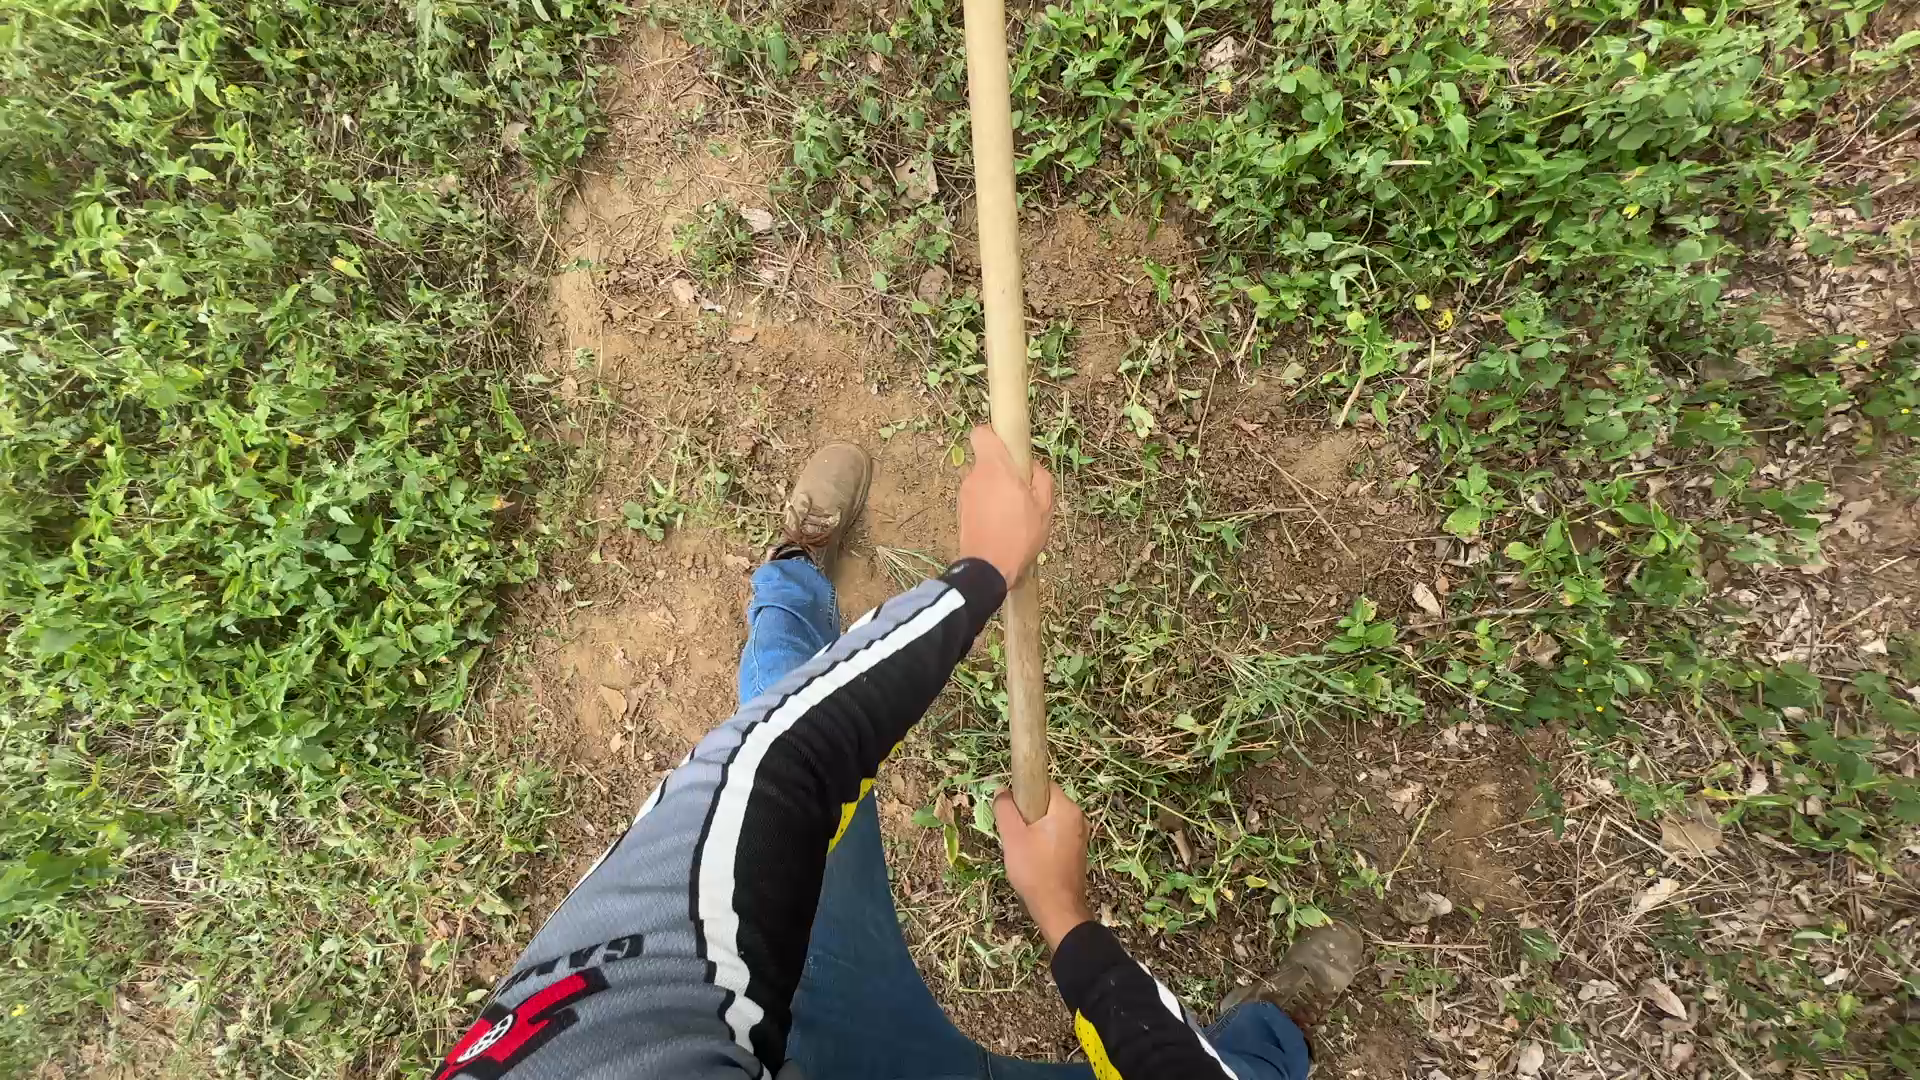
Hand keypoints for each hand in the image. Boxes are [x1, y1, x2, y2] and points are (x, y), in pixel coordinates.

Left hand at [958, 425, 1053, 586]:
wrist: (987, 570)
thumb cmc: (1018, 535)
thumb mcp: (1045, 507)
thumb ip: (1041, 479)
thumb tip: (1032, 469)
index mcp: (993, 467)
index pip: (981, 433)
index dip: (995, 437)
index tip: (1010, 451)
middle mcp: (973, 477)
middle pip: (987, 462)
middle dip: (1003, 472)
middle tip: (1021, 494)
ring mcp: (964, 496)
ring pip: (983, 483)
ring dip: (996, 493)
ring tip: (1013, 516)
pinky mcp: (960, 513)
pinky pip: (977, 501)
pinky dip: (988, 508)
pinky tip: (1002, 527)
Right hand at [993, 784, 1093, 949]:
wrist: (1058, 911)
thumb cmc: (1035, 870)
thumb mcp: (1013, 836)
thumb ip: (1005, 809)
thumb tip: (1002, 790)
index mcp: (1067, 808)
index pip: (1042, 783)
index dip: (1024, 793)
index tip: (1012, 811)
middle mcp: (1078, 818)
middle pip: (1045, 802)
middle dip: (1027, 814)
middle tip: (1014, 833)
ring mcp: (1080, 836)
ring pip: (1049, 820)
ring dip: (1033, 829)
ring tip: (1022, 848)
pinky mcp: (1077, 851)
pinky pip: (1055, 835)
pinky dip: (1042, 841)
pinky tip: (1032, 858)